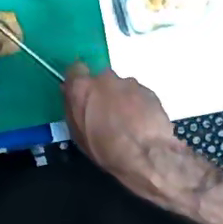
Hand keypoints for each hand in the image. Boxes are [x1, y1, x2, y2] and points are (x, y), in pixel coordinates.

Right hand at [62, 62, 201, 204]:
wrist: (146, 154)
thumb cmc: (106, 149)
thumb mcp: (79, 134)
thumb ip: (73, 109)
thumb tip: (72, 95)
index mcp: (83, 88)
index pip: (75, 69)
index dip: (79, 81)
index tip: (82, 94)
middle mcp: (106, 79)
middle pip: (101, 80)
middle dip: (103, 93)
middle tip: (106, 115)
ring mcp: (130, 84)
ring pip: (122, 88)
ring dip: (122, 100)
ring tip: (128, 123)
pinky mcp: (150, 91)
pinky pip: (139, 95)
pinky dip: (139, 106)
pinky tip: (142, 124)